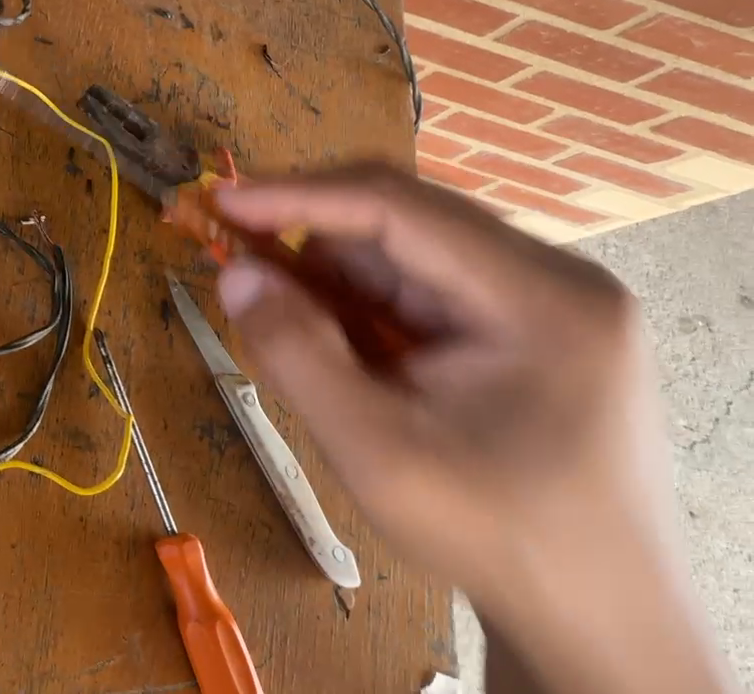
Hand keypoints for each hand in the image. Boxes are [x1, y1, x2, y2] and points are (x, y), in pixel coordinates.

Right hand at [212, 165, 730, 693]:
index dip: (296, 196)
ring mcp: (535, 300)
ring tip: (283, 331)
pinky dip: (351, 307)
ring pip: (397, 254)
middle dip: (306, 240)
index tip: (216, 200)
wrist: (593, 612)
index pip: (397, 208)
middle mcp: (547, 279)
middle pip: (398, 222)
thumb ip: (294, 353)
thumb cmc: (494, 533)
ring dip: (326, 281)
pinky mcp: (513, 325)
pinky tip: (331, 349)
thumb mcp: (374, 449)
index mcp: (539, 298)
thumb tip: (231, 271)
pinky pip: (409, 288)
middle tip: (229, 258)